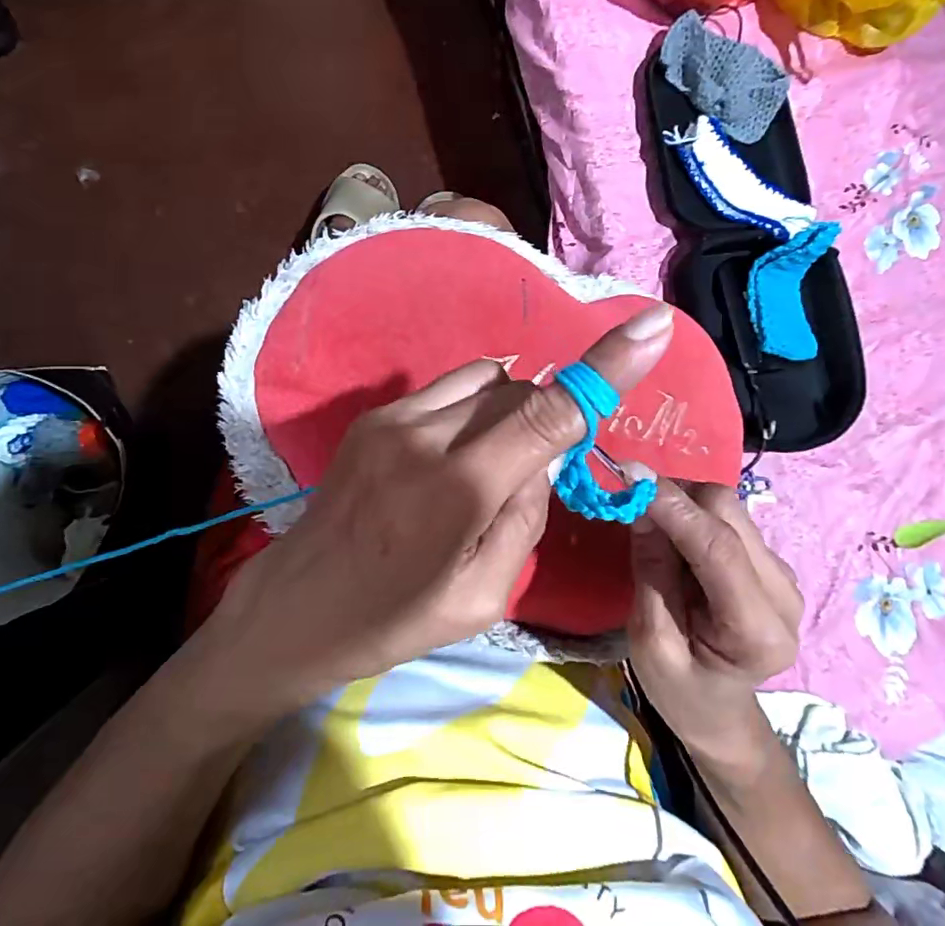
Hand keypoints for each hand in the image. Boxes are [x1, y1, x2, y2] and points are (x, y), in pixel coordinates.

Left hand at [198, 304, 675, 707]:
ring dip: (509, 410)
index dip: (606, 366)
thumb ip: (527, 518)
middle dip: (545, 417)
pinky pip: (450, 389)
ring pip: (486, 381)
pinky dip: (474, 408)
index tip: (651, 325)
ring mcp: (394, 420)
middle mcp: (427, 437)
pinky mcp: (374, 416)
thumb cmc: (394, 620)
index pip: (550, 411)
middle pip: (521, 390)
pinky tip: (453, 455)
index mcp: (462, 490)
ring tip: (486, 466)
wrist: (293, 608)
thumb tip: (542, 458)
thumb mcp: (484, 596)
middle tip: (527, 474)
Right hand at [628, 480, 803, 768]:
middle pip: (729, 512)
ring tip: (651, 526)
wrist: (719, 712)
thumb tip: (642, 504)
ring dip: (684, 503)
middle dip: (677, 496)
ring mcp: (782, 574)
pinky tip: (675, 541)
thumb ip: (651, 571)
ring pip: (730, 508)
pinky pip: (729, 519)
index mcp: (757, 630)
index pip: (718, 548)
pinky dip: (694, 515)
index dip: (674, 506)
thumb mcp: (650, 642)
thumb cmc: (680, 690)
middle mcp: (783, 593)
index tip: (629, 476)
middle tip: (632, 501)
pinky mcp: (771, 563)